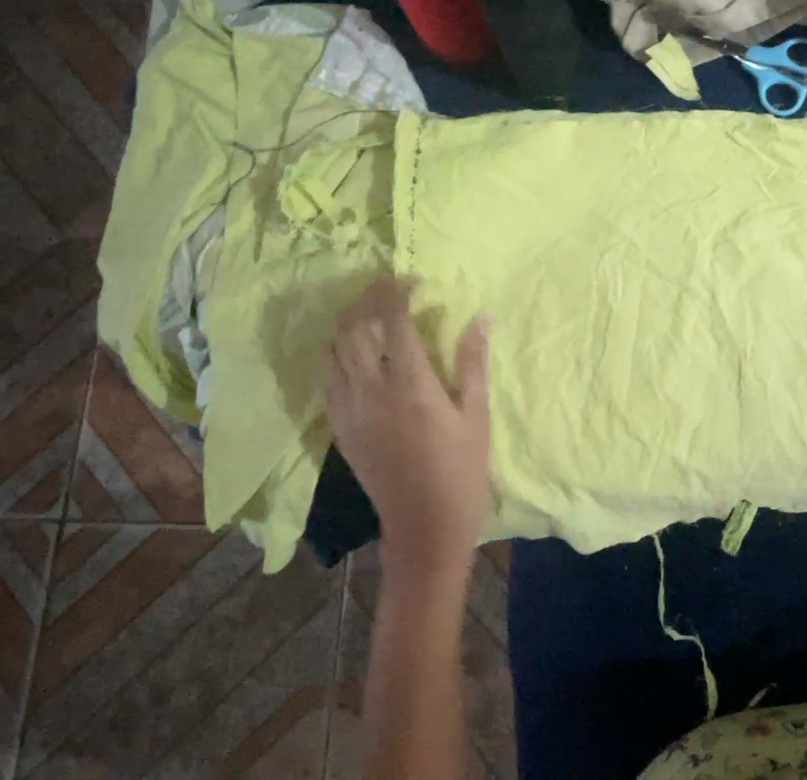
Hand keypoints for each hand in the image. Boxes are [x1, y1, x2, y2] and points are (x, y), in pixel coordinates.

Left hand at [323, 275, 490, 579]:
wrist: (425, 527)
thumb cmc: (462, 471)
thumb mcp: (476, 415)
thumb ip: (473, 362)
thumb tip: (480, 317)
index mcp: (411, 385)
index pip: (393, 321)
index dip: (399, 292)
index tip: (413, 280)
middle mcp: (372, 391)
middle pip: (355, 327)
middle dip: (368, 299)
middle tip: (388, 288)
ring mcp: (349, 410)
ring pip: (333, 349)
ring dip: (347, 322)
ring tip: (367, 312)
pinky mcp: (339, 427)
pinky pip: (325, 377)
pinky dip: (334, 353)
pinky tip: (351, 350)